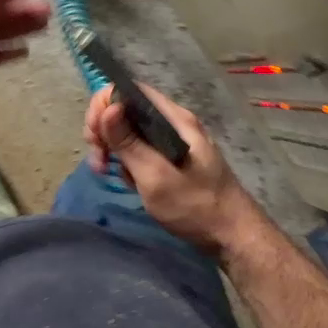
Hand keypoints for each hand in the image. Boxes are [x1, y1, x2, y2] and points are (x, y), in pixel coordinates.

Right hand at [83, 83, 263, 251]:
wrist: (233, 237)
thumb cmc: (194, 206)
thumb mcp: (155, 176)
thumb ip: (129, 141)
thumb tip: (107, 105)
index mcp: (173, 119)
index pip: (130, 90)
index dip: (105, 104)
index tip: (95, 134)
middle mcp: (173, 123)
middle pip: (126, 110)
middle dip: (104, 129)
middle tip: (99, 158)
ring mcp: (172, 141)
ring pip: (130, 131)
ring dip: (112, 148)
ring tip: (105, 172)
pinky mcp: (170, 159)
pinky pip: (140, 149)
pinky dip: (127, 161)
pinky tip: (127, 181)